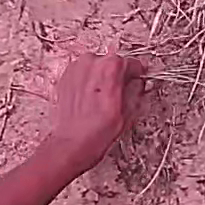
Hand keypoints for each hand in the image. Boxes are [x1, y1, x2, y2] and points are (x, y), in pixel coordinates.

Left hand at [37, 52, 144, 175]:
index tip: (138, 79)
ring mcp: (76, 68)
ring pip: (96, 67)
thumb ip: (137, 89)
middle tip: (121, 94)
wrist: (73, 142)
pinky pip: (82, 74)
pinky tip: (91, 100)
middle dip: (118, 77)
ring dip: (101, 79)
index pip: (131, 63)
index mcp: (111, 66)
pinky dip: (87, 83)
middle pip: (112, 63)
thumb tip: (138, 84)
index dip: (137, 74)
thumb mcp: (130, 110)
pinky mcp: (65, 76)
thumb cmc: (97, 130)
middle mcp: (92, 62)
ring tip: (103, 100)